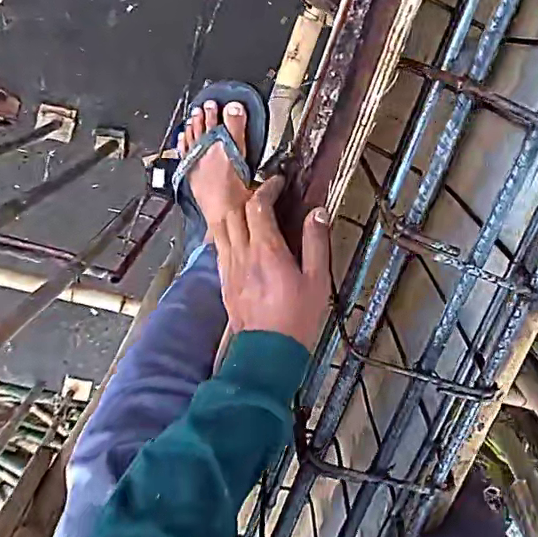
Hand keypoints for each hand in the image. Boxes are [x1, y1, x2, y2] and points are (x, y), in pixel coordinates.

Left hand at [211, 176, 334, 347]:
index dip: (267, 188)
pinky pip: (220, 247)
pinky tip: (243, 241)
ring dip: (236, 214)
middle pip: (235, 212)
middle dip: (250, 198)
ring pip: (222, 227)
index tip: (278, 184)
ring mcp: (228, 267)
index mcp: (266, 250)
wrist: (267, 352)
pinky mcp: (223, 280)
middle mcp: (242, 254)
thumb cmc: (295, 318)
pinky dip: (229, 234)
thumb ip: (315, 242)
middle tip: (267, 198)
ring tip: (252, 215)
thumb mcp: (316, 280)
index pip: (257, 205)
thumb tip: (317, 213)